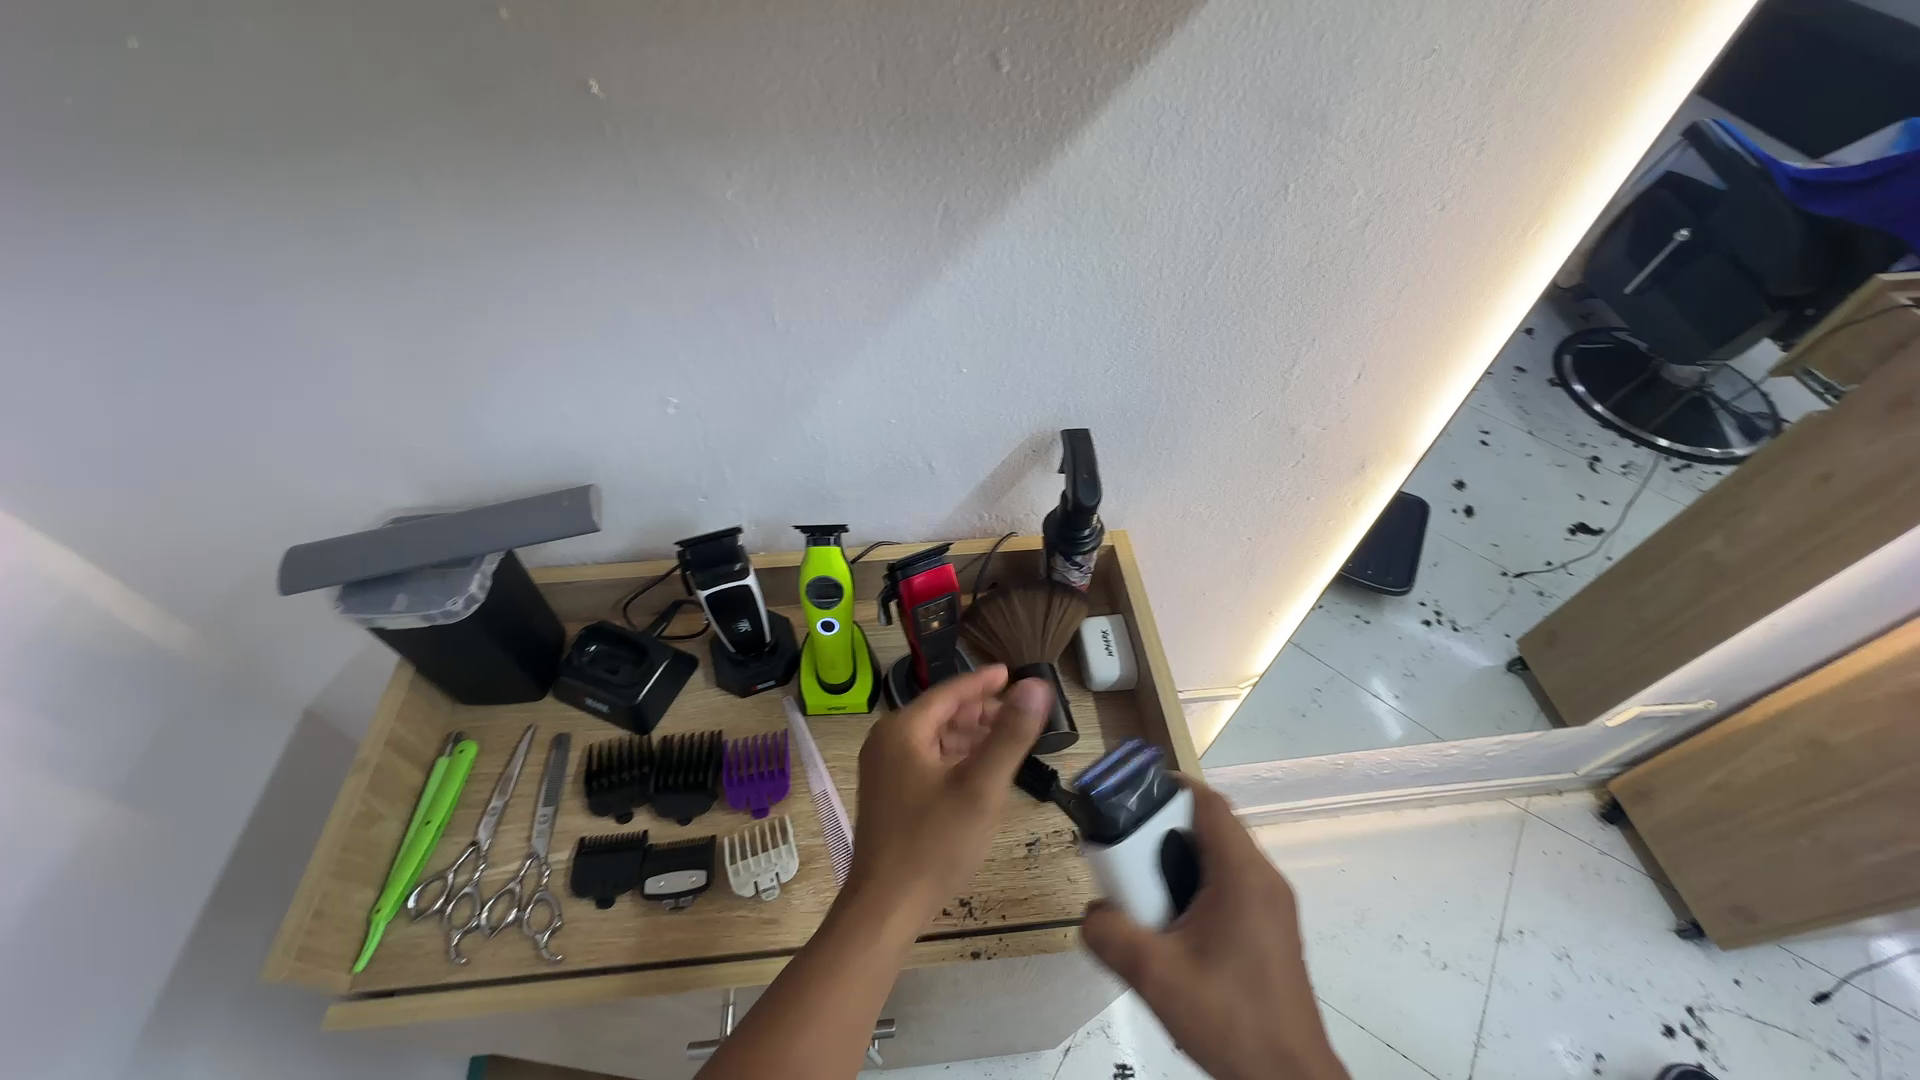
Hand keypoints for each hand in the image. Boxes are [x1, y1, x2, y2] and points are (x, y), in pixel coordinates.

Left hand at [845, 665, 1049, 923]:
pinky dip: (955, 758)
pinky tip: (979, 772)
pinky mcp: (888, 794)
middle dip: (980, 711)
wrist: (886, 905)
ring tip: (1005, 740)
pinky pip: (926, 760)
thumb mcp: (982, 787)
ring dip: (969, 736)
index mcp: (902, 730)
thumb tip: (1035, 686)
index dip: (983, 682)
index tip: (1012, 673)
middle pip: (941, 713)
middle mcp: (886, 742)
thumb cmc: (934, 843)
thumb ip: (1010, 734)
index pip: (949, 692)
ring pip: (934, 738)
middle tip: (1018, 714)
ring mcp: (883, 769)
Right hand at [1081, 783, 1348, 1079]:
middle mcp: (1263, 880)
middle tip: (1125, 859)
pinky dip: (1193, 891)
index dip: (1166, 788)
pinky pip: (1227, 888)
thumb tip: (1093, 912)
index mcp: (1242, 875)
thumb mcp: (1154, 975)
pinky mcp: (1270, 931)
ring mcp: (1272, 906)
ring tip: (1143, 898)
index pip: (1206, 802)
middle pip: (1208, 828)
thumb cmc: (1229, 1019)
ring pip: (1216, 860)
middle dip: (1161, 834)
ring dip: (1175, 866)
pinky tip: (1170, 930)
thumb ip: (1109, 933)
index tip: (1127, 799)